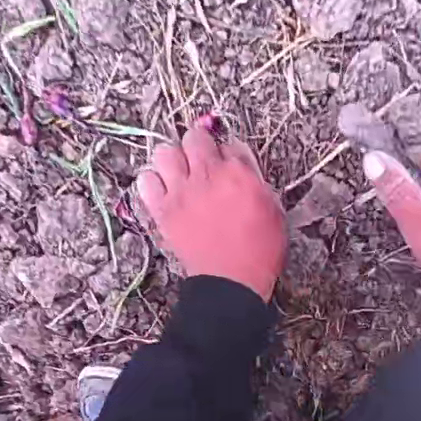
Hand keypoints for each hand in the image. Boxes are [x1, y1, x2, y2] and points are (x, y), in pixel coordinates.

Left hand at [137, 117, 286, 300]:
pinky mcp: (163, 210)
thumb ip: (258, 186)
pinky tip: (165, 189)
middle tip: (203, 155)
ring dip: (173, 157)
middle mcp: (207, 176)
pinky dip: (153, 180)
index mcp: (240, 175)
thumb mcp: (274, 214)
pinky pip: (146, 181)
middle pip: (195, 137)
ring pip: (164, 151)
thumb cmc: (258, 254)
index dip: (231, 152)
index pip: (231, 144)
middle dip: (200, 143)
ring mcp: (181, 192)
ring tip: (180, 170)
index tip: (230, 162)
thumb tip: (247, 173)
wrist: (231, 283)